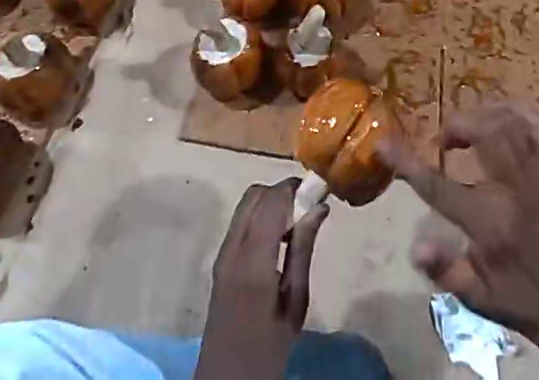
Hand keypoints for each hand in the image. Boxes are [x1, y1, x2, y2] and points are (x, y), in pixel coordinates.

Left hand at [195, 179, 330, 379]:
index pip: (272, 202)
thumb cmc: (268, 348)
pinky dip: (260, 217)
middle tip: (307, 211)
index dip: (295, 189)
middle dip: (282, 193)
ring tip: (294, 227)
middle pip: (254, 195)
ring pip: (245, 205)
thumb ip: (303, 250)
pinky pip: (241, 222)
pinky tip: (277, 241)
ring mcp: (221, 253)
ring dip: (270, 203)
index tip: (318, 193)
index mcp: (253, 261)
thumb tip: (319, 207)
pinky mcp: (219, 260)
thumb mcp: (295, 303)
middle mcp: (232, 248)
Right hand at [380, 106, 538, 378]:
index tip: (384, 144)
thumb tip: (417, 247)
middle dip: (459, 125)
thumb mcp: (475, 299)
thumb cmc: (514, 298)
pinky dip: (512, 110)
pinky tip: (494, 115)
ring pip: (513, 123)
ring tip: (464, 130)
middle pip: (489, 134)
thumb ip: (443, 271)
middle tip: (442, 142)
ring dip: (482, 115)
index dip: (408, 163)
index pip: (441, 188)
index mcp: (491, 225)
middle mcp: (516, 192)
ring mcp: (537, 176)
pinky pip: (535, 125)